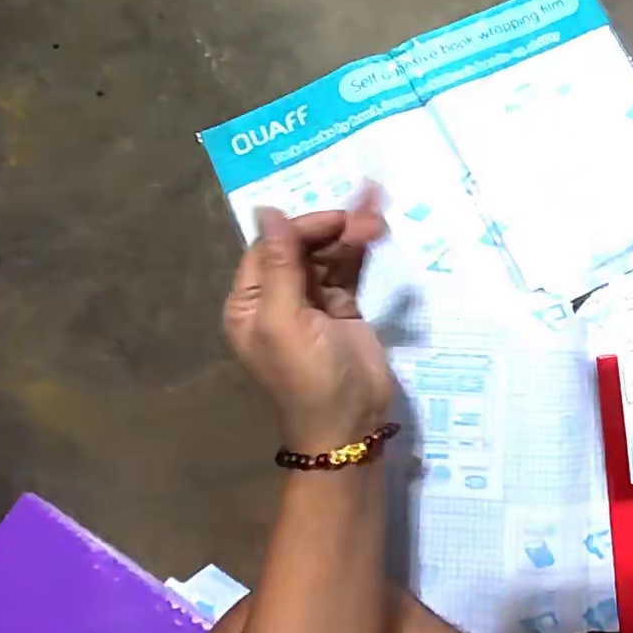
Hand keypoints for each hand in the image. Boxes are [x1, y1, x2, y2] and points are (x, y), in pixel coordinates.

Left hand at [224, 196, 393, 453]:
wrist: (351, 423)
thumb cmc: (311, 377)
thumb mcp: (288, 322)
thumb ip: (280, 266)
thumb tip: (267, 210)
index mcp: (251, 303)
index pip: (270, 249)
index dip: (301, 228)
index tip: (339, 218)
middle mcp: (278, 298)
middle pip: (303, 248)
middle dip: (334, 229)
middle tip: (370, 218)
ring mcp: (314, 303)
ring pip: (330, 256)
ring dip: (353, 236)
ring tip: (381, 219)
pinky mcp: (345, 309)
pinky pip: (350, 272)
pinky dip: (363, 253)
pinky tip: (378, 233)